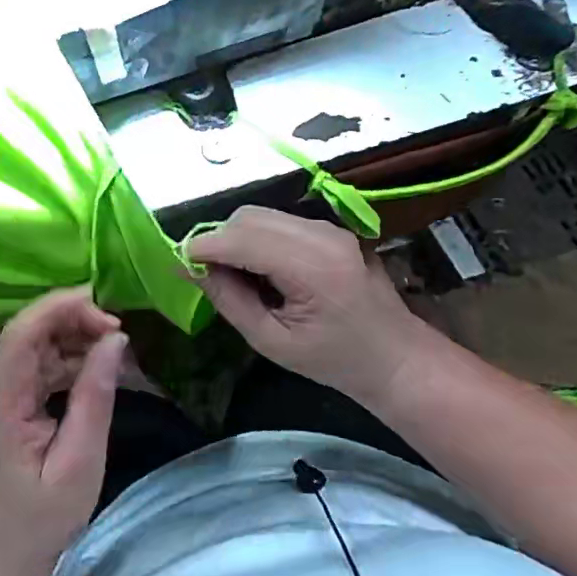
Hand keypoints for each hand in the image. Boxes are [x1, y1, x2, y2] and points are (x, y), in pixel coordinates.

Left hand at [0, 286, 126, 575]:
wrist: (4, 549)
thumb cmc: (43, 517)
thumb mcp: (80, 463)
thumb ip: (95, 397)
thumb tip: (115, 340)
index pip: (21, 333)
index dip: (61, 308)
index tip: (107, 310)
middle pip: (28, 329)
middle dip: (74, 318)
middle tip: (119, 332)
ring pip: (34, 340)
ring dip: (73, 334)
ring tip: (115, 347)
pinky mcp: (7, 395)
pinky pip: (37, 359)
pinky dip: (68, 355)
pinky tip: (97, 364)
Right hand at [186, 206, 434, 402]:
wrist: (397, 357)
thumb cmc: (334, 360)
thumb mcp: (272, 341)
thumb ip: (228, 299)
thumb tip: (189, 268)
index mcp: (312, 268)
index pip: (242, 239)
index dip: (203, 247)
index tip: (178, 263)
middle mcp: (321, 236)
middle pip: (248, 218)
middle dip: (218, 240)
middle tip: (205, 273)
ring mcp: (328, 228)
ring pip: (260, 215)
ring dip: (235, 237)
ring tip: (233, 274)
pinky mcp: (329, 229)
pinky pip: (277, 221)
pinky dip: (255, 238)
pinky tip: (258, 268)